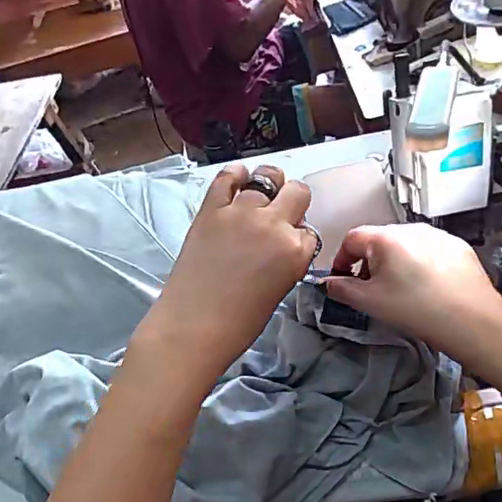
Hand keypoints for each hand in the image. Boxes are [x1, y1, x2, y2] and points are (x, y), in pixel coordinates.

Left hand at [131, 164, 314, 387]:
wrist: (192, 326)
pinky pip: (228, 177)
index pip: (309, 231)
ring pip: (267, 178)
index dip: (298, 235)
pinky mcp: (211, 209)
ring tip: (258, 199)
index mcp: (296, 252)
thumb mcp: (278, 290)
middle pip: (297, 193)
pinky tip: (237, 180)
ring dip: (267, 186)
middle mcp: (274, 225)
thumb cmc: (237, 323)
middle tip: (278, 216)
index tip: (287, 243)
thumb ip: (286, 261)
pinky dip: (235, 175)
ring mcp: (241, 213)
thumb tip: (282, 244)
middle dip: (293, 202)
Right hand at [322, 223, 501, 358]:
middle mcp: (411, 229)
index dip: (341, 259)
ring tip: (400, 292)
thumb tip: (329, 283)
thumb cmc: (418, 309)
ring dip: (395, 263)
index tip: (342, 279)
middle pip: (378, 240)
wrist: (471, 320)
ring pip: (404, 245)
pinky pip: (428, 251)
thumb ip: (341, 289)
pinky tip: (425, 289)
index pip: (351, 239)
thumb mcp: (369, 302)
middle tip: (370, 290)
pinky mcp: (457, 247)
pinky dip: (419, 265)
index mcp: (385, 238)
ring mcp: (437, 236)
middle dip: (368, 262)